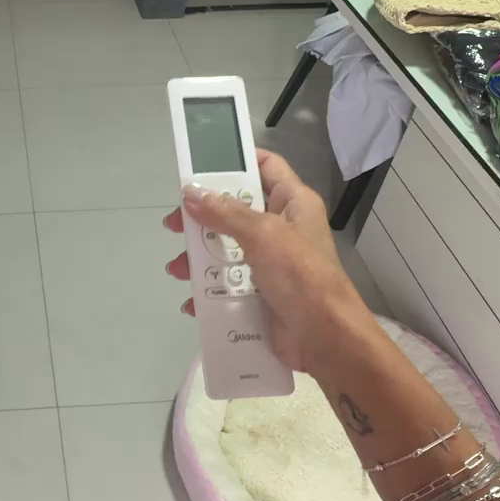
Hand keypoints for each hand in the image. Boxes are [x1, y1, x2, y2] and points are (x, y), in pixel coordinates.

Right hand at [163, 149, 371, 373]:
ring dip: (199, 257)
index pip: (266, 165)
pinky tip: (193, 301)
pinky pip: (228, 283)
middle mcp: (282, 227)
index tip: (200, 165)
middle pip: (235, 209)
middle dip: (202, 217)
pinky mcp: (261, 291)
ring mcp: (271, 261)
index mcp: (293, 203)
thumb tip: (191, 192)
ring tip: (178, 270)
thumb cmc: (300, 277)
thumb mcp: (262, 235)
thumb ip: (225, 212)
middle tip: (175, 224)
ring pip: (226, 248)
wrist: (324, 340)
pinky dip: (209, 290)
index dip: (236, 159)